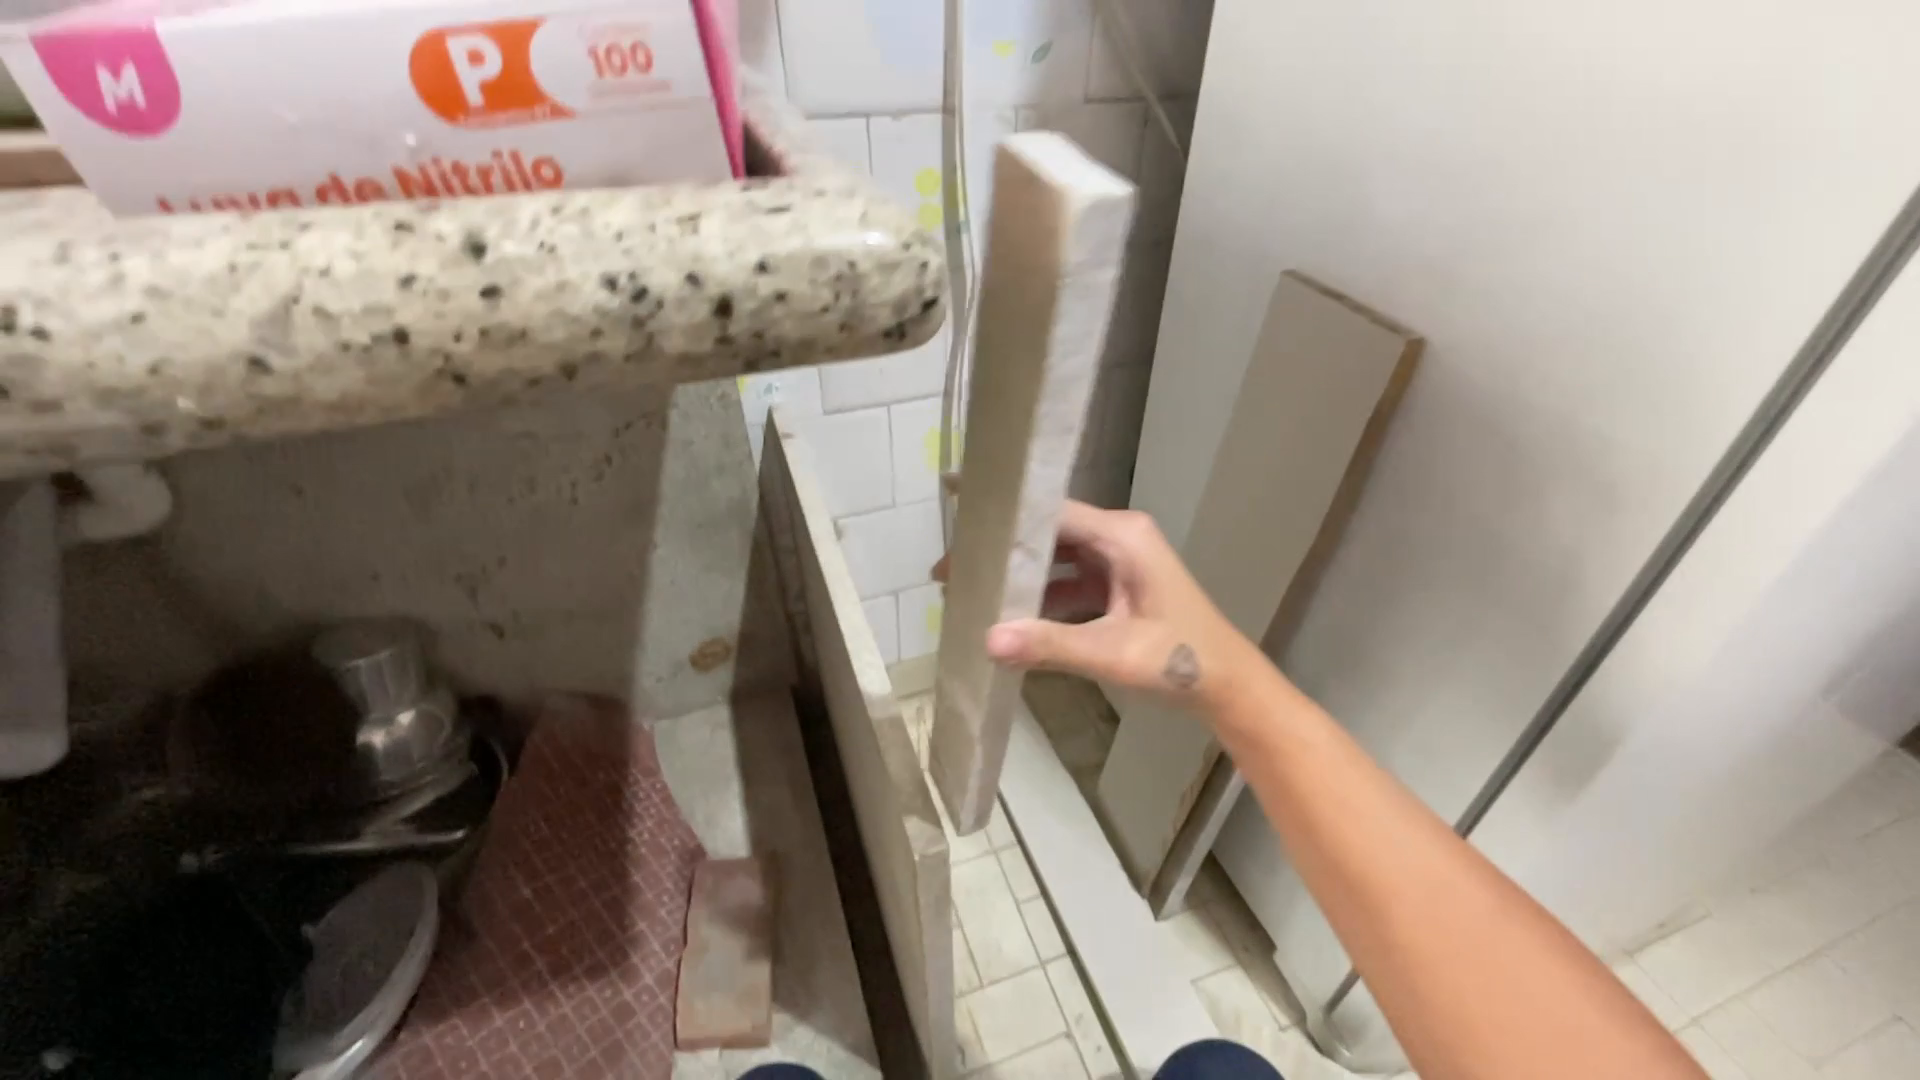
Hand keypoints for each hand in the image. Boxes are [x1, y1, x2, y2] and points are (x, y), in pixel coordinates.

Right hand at [934, 501, 1268, 711]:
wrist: (1228, 687)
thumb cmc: (1182, 662)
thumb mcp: (1113, 654)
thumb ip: (1051, 644)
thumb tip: (987, 641)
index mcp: (1122, 537)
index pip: (1051, 510)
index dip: (1005, 510)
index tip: (958, 506)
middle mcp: (1118, 538)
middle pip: (1047, 533)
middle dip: (1001, 551)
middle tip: (949, 570)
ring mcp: (1118, 562)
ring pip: (1054, 559)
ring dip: (1017, 576)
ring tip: (969, 593)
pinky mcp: (1117, 586)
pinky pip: (1068, 582)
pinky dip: (1040, 597)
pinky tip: (1008, 616)